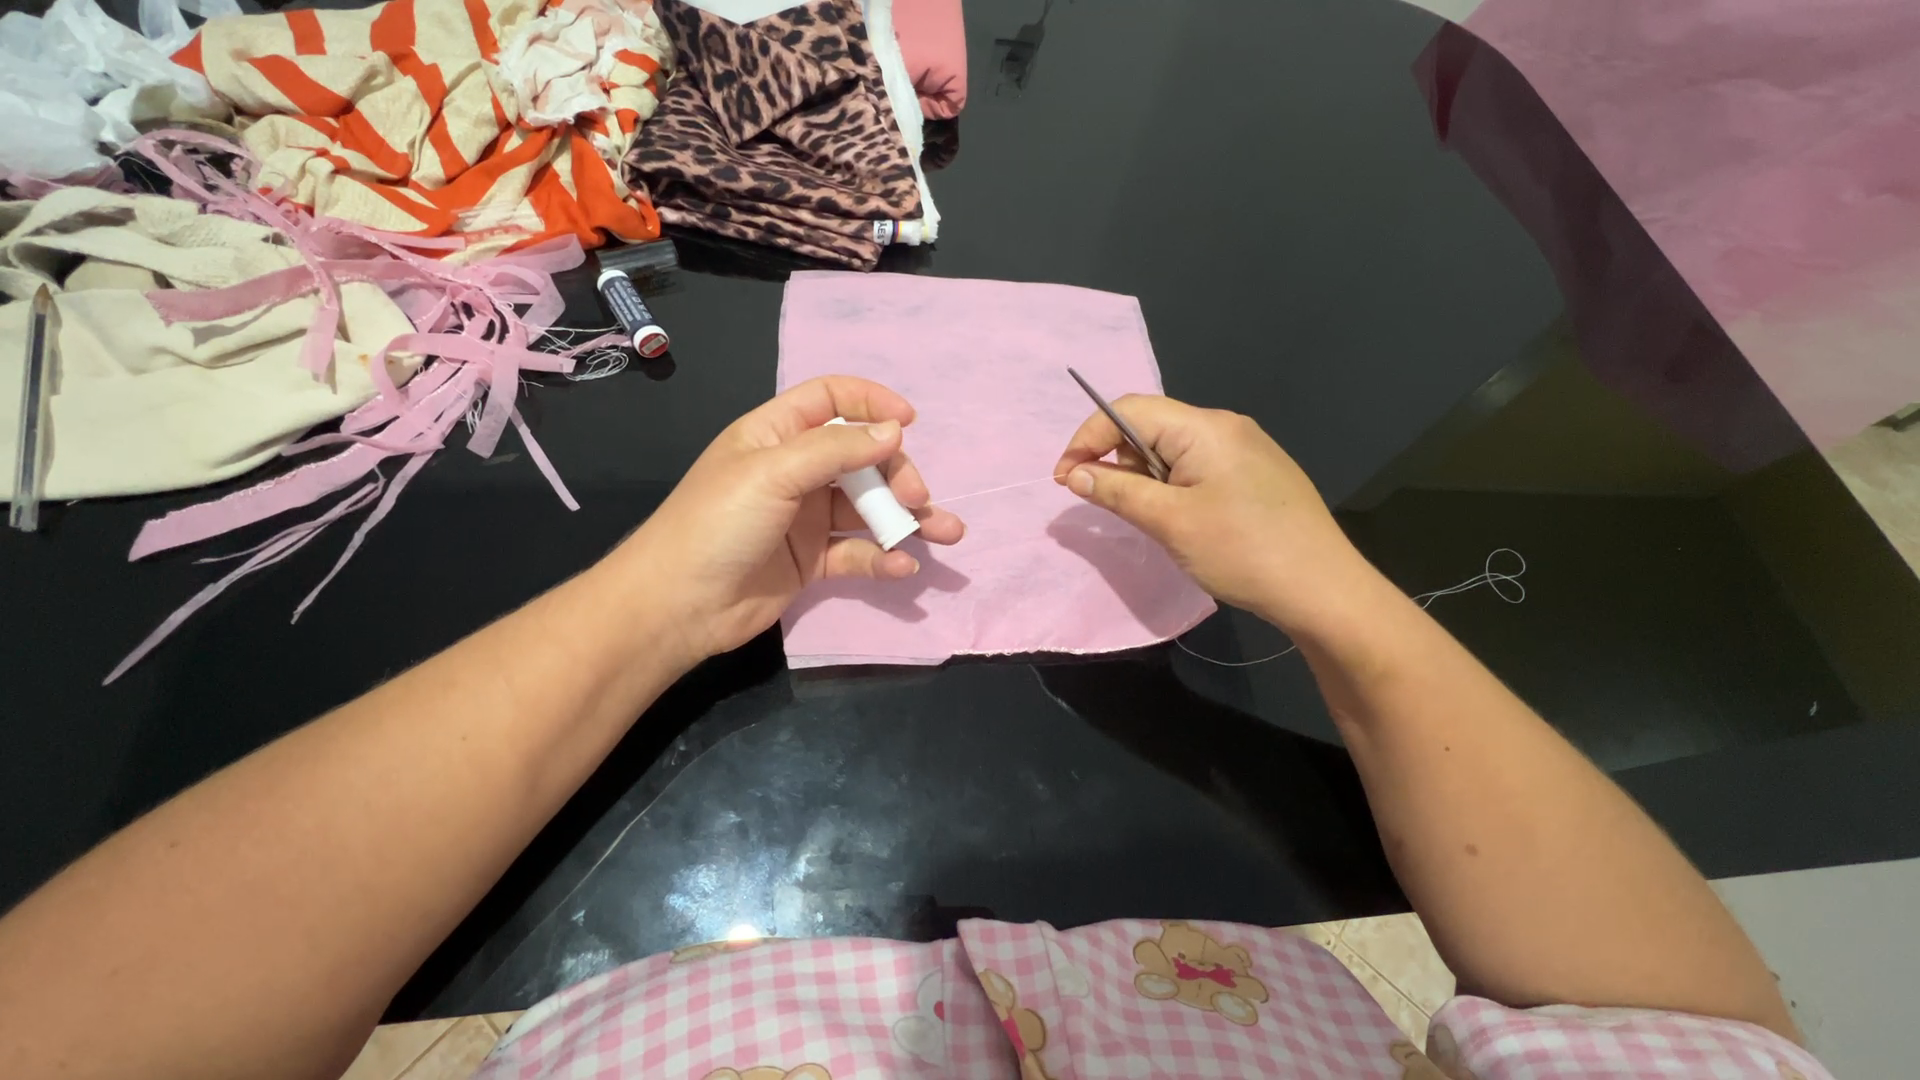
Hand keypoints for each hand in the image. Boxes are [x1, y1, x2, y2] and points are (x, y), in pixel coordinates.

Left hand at [618, 376, 964, 662]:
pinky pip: (857, 553)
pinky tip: (903, 567)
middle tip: (916, 498)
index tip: (908, 423)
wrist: (677, 606)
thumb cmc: (717, 524)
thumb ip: (836, 450)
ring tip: (946, 532)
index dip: (871, 404)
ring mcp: (804, 518)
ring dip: (906, 519)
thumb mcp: (773, 473)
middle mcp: (794, 471)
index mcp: (775, 435)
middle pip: (860, 458)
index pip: (831, 400)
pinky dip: (882, 558)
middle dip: (895, 474)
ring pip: (867, 509)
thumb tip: (894, 430)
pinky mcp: (811, 560)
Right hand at [1053, 396, 1367, 630]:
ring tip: (1146, 517)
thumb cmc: (1242, 551)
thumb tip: (1075, 474)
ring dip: (1144, 475)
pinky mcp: (1256, 474)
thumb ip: (1117, 491)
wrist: (1323, 589)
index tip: (1065, 480)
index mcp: (1204, 427)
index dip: (1088, 438)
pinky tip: (1179, 518)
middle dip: (1115, 458)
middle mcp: (1226, 427)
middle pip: (1151, 425)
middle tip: (1103, 501)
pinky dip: (1171, 484)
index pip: (1129, 410)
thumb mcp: (1169, 522)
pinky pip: (1197, 466)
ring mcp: (1246, 449)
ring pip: (1173, 448)